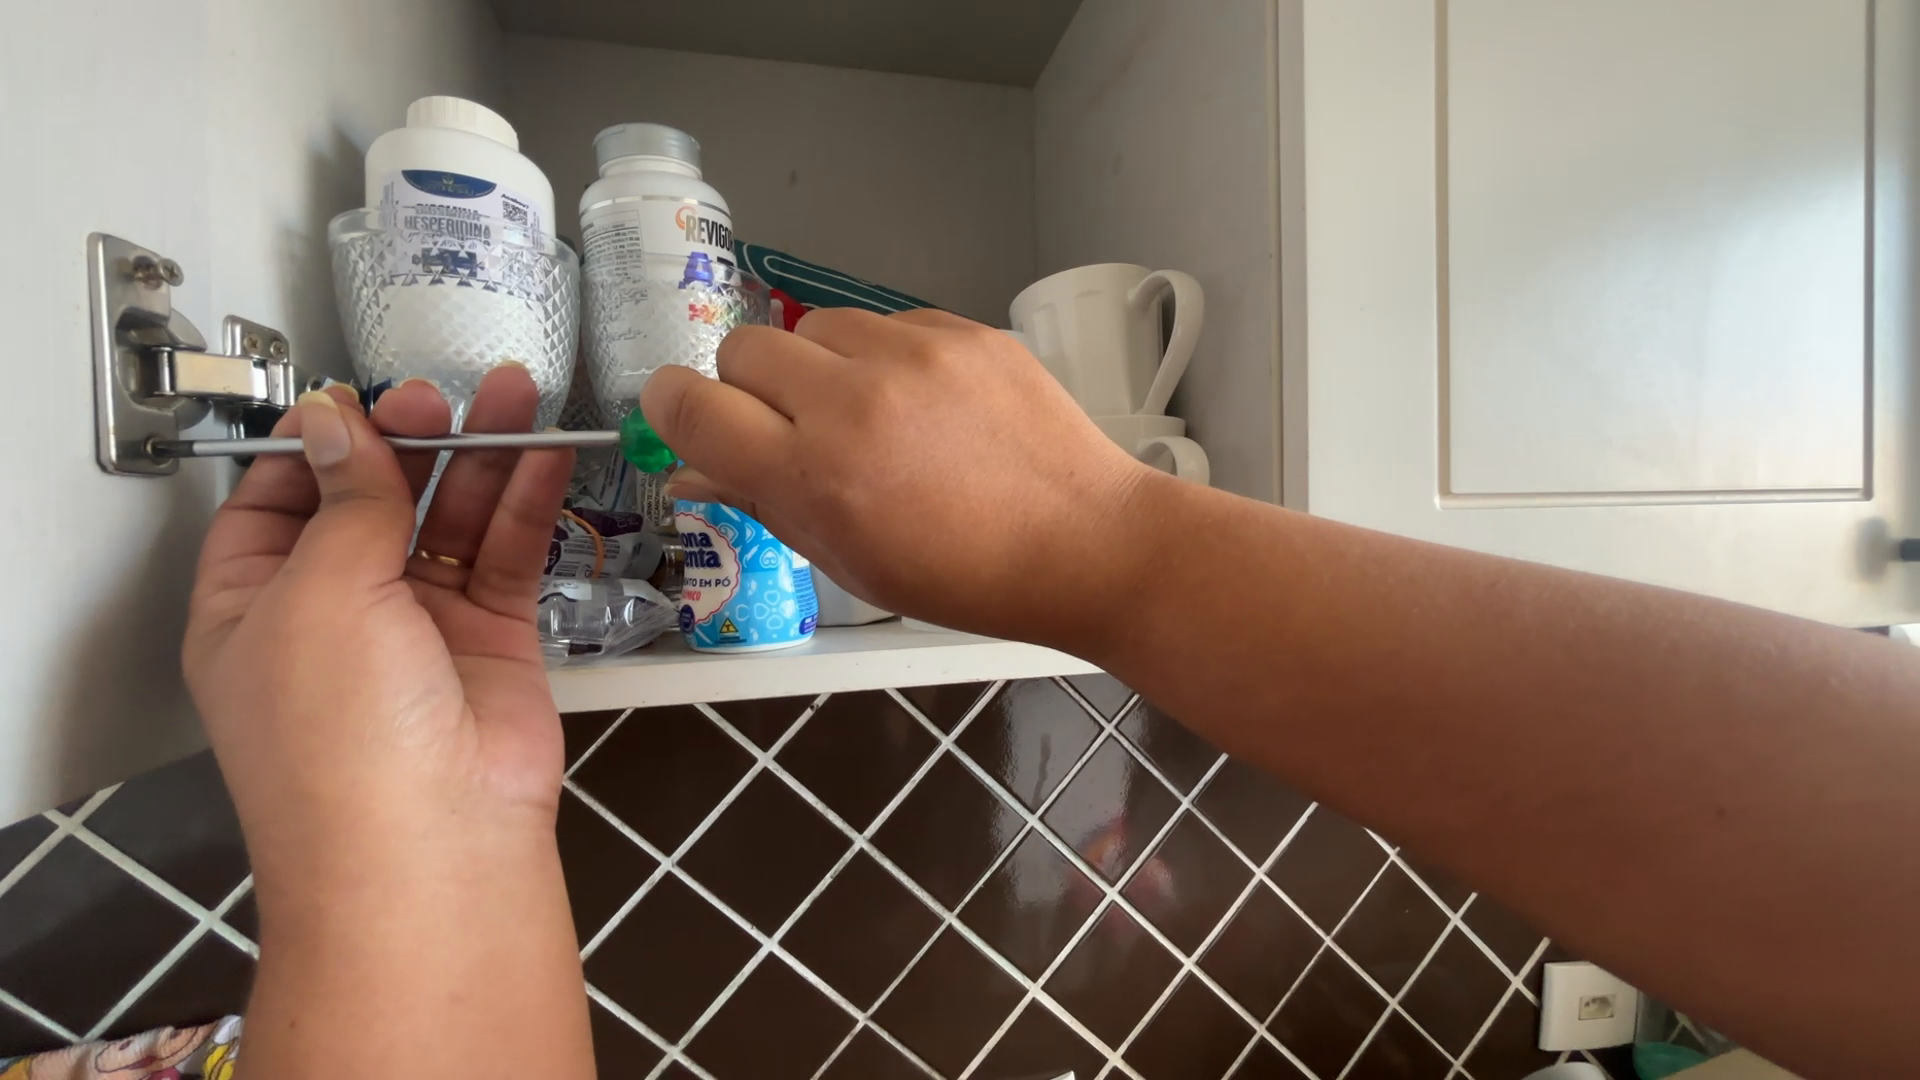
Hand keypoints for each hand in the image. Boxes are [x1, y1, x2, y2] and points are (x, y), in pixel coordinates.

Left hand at [181, 366, 573, 897]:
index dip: (323, 444)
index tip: (367, 399)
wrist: (440, 832)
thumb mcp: (319, 597)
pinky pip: (509, 552)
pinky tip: (548, 461)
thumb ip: (348, 504)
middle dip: (420, 441)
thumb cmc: (341, 733)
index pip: (281, 496)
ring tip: (520, 401)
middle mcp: (341, 602)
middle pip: (383, 498)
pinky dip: (529, 504)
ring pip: (457, 518)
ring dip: (489, 460)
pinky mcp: (495, 628)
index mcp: (258, 598)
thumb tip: (336, 422)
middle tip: (456, 394)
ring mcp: (424, 616)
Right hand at [641, 309, 1167, 649]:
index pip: (689, 405)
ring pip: (814, 325)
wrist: (1084, 542)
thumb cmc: (963, 578)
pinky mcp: (963, 329)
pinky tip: (927, 402)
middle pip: (742, 347)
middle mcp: (852, 400)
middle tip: (799, 431)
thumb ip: (764, 506)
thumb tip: (696, 472)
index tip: (693, 419)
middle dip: (752, 390)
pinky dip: (884, 357)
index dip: (675, 409)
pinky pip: (885, 322)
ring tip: (872, 415)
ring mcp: (913, 354)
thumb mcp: (852, 564)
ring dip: (820, 367)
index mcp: (815, 475)